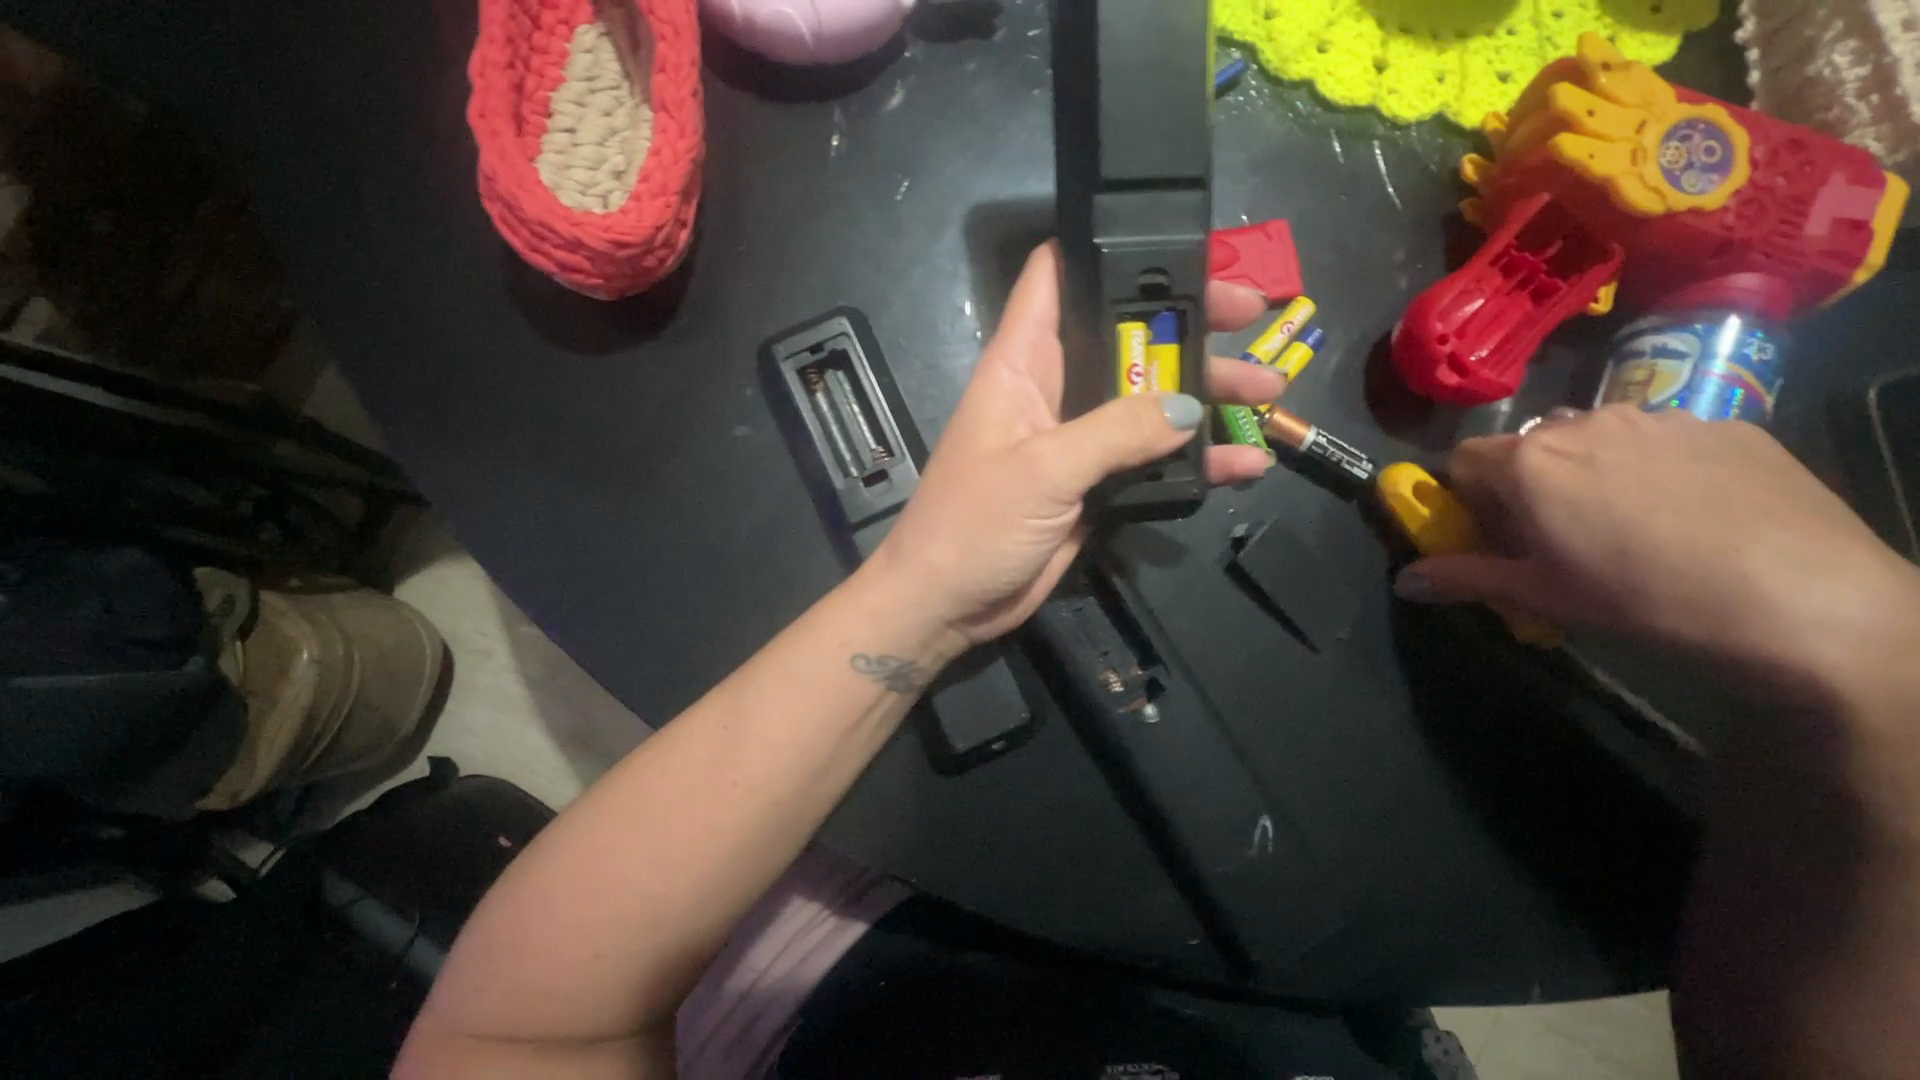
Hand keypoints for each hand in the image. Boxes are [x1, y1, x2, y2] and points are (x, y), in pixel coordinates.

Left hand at [864, 241, 1288, 646]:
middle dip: (1188, 325)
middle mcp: (1054, 389)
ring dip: (1206, 396)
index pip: (1057, 277)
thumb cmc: (973, 525)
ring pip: (1150, 399)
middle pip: (1126, 337)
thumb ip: (1116, 432)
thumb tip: (1187, 406)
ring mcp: (1078, 438)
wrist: (948, 605)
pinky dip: (1196, 459)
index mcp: (1023, 363)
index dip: (1109, 251)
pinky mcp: (1094, 484)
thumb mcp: (1043, 469)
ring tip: (1269, 395)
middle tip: (1253, 317)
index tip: (1176, 246)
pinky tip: (1243, 464)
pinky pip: (1152, 458)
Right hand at [1395, 406, 1919, 688]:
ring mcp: (1660, 418)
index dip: (1466, 499)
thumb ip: (1464, 578)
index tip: (1493, 535)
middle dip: (1527, 484)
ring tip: (1632, 525)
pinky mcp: (1727, 424)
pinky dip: (1654, 467)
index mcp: (1529, 463)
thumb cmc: (1643, 599)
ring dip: (1590, 471)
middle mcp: (1585, 424)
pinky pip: (1662, 439)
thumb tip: (1403, 580)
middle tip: (1559, 538)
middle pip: (1529, 447)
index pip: (1461, 460)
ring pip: (1597, 437)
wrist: (1804, 598)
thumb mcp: (1541, 597)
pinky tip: (1691, 515)